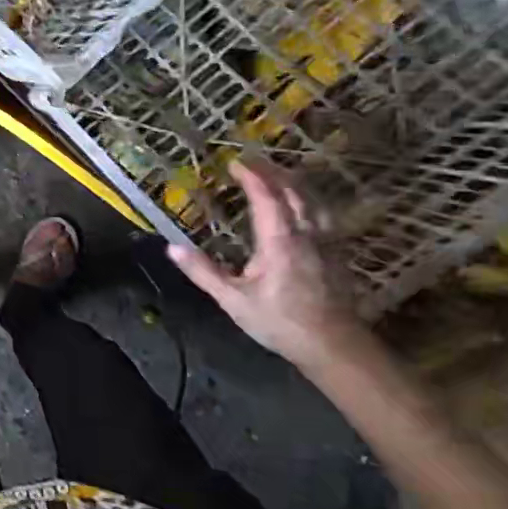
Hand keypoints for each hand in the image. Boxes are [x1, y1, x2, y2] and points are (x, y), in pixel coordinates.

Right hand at [167, 159, 365, 370]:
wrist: (334, 346)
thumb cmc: (280, 322)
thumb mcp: (233, 300)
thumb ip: (203, 272)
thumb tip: (171, 247)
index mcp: (279, 239)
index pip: (265, 196)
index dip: (250, 176)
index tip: (234, 162)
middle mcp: (305, 233)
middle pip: (292, 191)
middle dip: (272, 172)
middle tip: (253, 162)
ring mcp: (326, 241)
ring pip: (312, 200)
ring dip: (293, 183)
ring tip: (277, 175)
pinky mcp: (336, 253)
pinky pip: (322, 214)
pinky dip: (308, 200)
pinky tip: (303, 206)